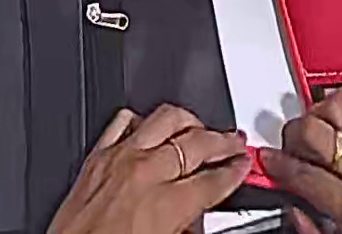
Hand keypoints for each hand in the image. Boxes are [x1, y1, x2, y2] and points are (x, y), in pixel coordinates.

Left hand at [47, 104, 252, 233]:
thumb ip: (183, 226)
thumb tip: (196, 217)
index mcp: (162, 207)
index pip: (211, 181)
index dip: (233, 171)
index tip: (243, 165)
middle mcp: (144, 174)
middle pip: (196, 143)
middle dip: (222, 141)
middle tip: (235, 142)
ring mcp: (120, 158)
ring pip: (165, 119)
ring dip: (189, 120)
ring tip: (201, 125)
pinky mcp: (97, 155)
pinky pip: (124, 121)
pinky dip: (142, 119)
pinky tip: (151, 124)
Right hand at [261, 88, 341, 233]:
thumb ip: (316, 228)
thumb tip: (292, 205)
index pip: (304, 174)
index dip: (278, 164)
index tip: (267, 158)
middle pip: (316, 133)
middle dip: (292, 135)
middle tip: (287, 144)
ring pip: (338, 110)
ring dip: (316, 114)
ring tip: (310, 126)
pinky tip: (338, 106)